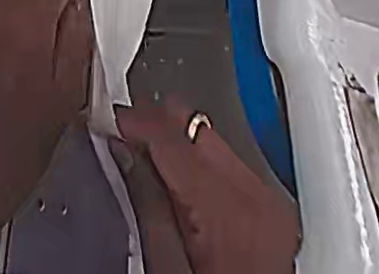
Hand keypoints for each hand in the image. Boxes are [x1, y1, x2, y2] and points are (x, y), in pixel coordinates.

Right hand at [116, 100, 300, 273]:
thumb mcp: (168, 271)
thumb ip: (148, 207)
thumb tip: (125, 156)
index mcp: (223, 209)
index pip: (171, 137)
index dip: (134, 122)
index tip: (107, 119)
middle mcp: (251, 192)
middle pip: (192, 125)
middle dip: (153, 123)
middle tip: (120, 134)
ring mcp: (266, 196)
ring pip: (209, 136)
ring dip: (174, 138)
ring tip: (143, 157)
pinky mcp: (271, 205)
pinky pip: (227, 159)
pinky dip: (198, 156)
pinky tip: (177, 178)